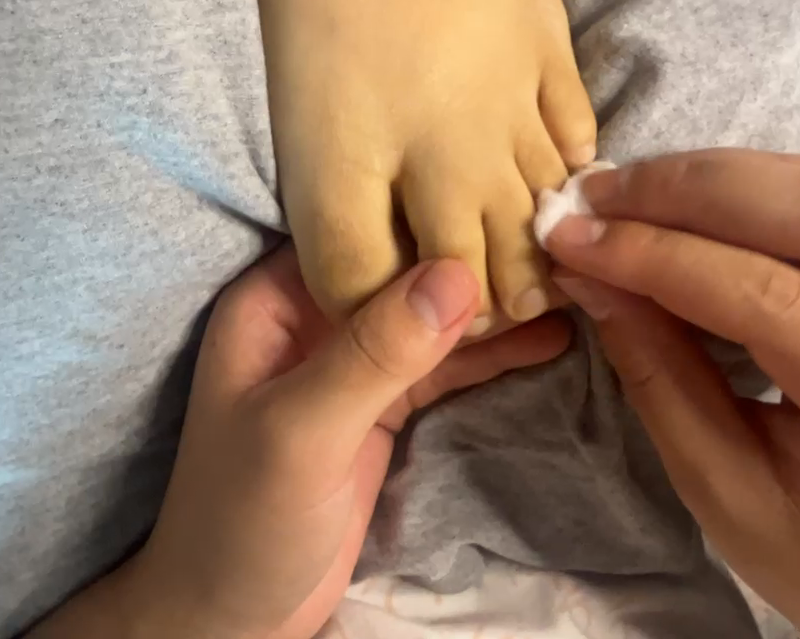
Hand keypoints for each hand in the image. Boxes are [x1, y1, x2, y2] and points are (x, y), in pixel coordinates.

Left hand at [35, 246, 570, 638]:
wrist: (234, 613)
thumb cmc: (244, 515)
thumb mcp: (303, 430)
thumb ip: (374, 355)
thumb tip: (456, 274)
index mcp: (273, 298)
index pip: (356, 235)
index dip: (424, 218)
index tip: (499, 201)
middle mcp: (311, 316)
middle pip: (398, 274)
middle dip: (467, 260)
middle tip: (551, 240)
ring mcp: (348, 361)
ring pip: (426, 320)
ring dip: (488, 310)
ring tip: (564, 283)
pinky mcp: (378, 405)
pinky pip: (438, 367)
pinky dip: (487, 357)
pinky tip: (545, 338)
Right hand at [541, 150, 799, 638]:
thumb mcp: (715, 486)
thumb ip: (653, 367)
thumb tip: (585, 267)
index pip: (779, 301)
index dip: (659, 255)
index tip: (571, 237)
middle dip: (692, 190)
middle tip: (597, 196)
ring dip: (718, 178)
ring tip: (628, 192)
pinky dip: (753, 188)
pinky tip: (689, 201)